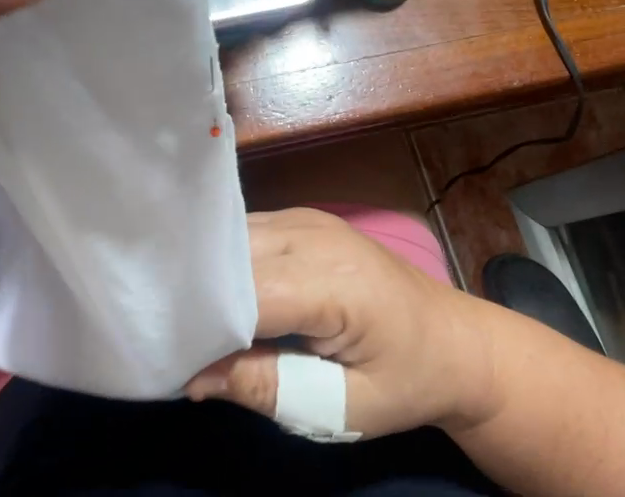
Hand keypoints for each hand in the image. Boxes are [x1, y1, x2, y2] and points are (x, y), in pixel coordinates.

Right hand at [185, 208, 501, 437]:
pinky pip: (245, 233)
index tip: (172, 360)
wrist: (456, 341)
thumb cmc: (406, 381)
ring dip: (207, 277)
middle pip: (231, 256)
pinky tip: (214, 296)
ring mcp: (307, 218)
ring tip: (184, 320)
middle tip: (168, 341)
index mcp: (336, 282)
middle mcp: (315, 234)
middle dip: (197, 298)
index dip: (205, 326)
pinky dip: (224, 263)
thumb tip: (192, 378)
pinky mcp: (301, 218)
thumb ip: (268, 388)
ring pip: (231, 238)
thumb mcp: (345, 406)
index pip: (245, 293)